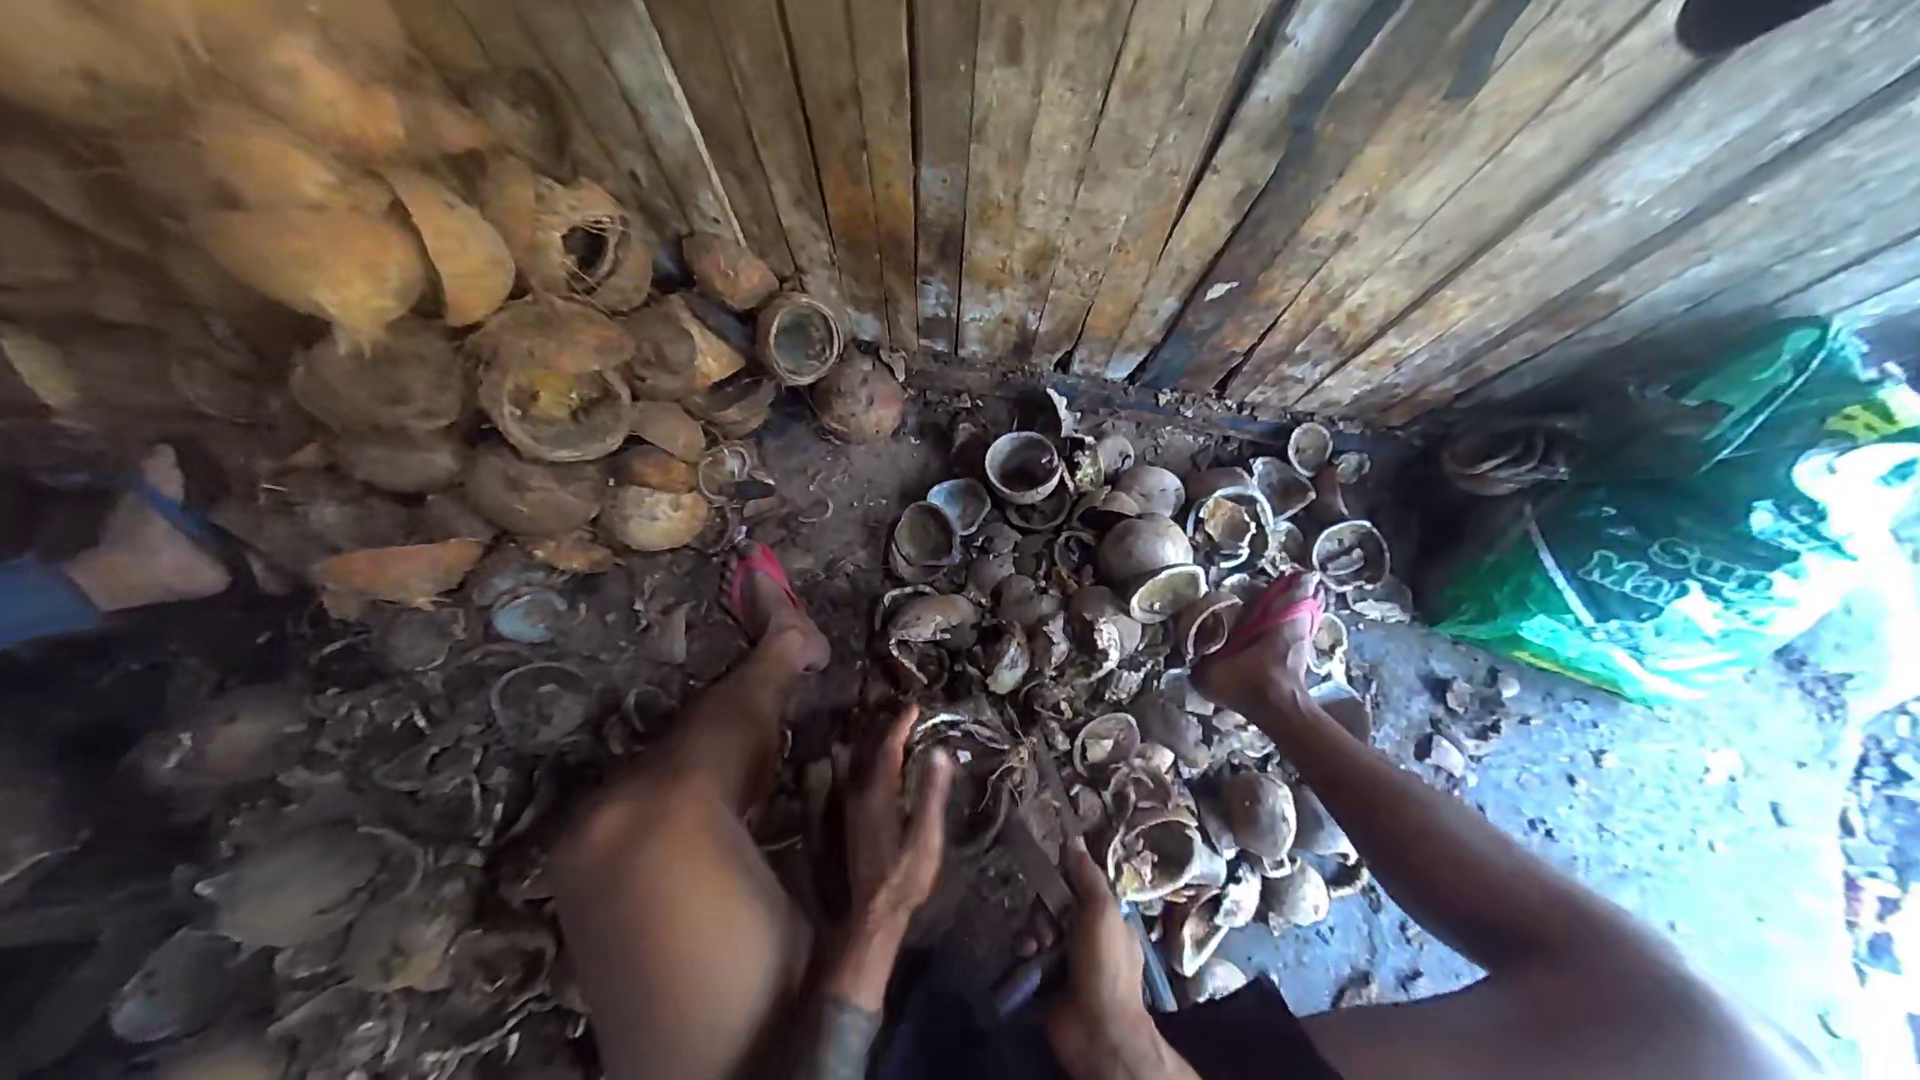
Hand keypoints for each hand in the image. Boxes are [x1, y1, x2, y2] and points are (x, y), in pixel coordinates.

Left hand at [826, 705, 952, 1008]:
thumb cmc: (905, 876)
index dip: (900, 724)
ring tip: (896, 729)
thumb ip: (931, 794)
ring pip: (861, 759)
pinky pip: (859, 772)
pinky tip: (882, 760)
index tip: (915, 707)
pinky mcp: (853, 815)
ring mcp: (852, 804)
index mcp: (878, 793)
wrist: (873, 911)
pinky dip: (871, 757)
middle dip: (888, 726)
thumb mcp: (926, 836)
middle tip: (908, 713)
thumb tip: (939, 753)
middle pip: (870, 747)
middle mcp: (859, 792)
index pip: (888, 747)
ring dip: (877, 740)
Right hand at [1048, 838, 1197, 1079]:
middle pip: (1053, 906)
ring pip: (1037, 928)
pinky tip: (1027, 956)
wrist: (1098, 1029)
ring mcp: (1065, 960)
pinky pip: (1027, 954)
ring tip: (1036, 946)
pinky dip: (1024, 952)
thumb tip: (1074, 840)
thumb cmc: (1106, 965)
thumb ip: (1087, 876)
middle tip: (1049, 927)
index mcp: (1106, 919)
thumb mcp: (1102, 911)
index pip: (1077, 887)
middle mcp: (1085, 936)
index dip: (1062, 882)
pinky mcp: (1045, 979)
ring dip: (1033, 931)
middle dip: (1044, 911)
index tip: (1050, 879)